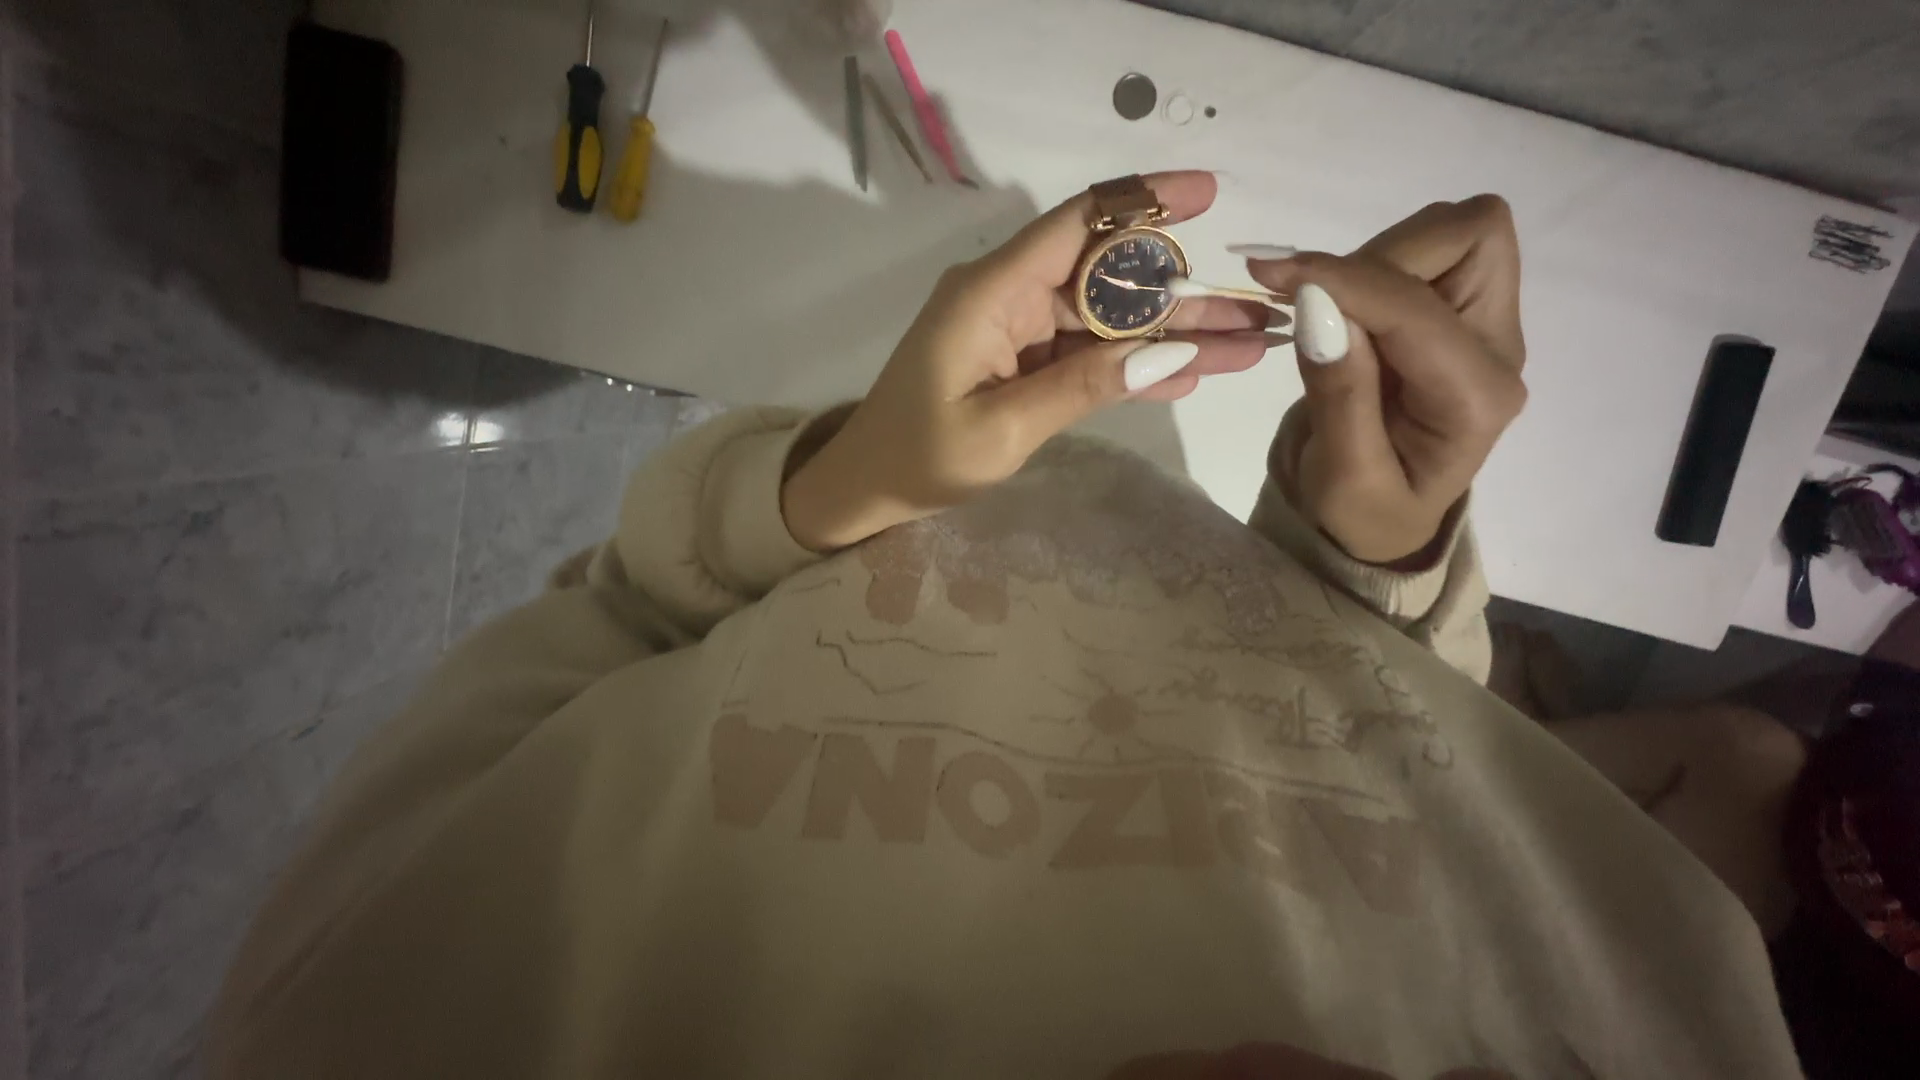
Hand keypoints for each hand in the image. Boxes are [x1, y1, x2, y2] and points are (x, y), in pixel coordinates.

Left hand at [783, 171, 1281, 550]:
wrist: (870, 487)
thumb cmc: (920, 457)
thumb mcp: (1001, 428)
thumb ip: (1082, 387)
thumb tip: (1168, 352)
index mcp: (991, 292)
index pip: (1077, 224)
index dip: (1144, 202)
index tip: (1209, 195)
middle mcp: (1008, 297)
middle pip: (1107, 278)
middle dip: (1181, 294)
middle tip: (1254, 315)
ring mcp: (1016, 328)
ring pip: (1106, 318)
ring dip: (1171, 333)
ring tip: (1244, 347)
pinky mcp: (1021, 359)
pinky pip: (1087, 352)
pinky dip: (1132, 364)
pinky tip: (1190, 373)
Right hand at [1247, 196, 1526, 564]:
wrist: (1381, 521)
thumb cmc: (1362, 513)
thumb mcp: (1343, 478)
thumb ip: (1339, 393)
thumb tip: (1318, 307)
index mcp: (1474, 399)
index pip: (1415, 308)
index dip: (1344, 282)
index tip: (1273, 275)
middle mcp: (1496, 349)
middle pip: (1472, 236)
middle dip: (1381, 256)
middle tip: (1318, 304)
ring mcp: (1481, 326)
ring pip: (1451, 232)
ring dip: (1376, 258)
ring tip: (1326, 313)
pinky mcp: (1455, 315)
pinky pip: (1427, 251)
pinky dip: (1372, 264)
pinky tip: (1336, 307)